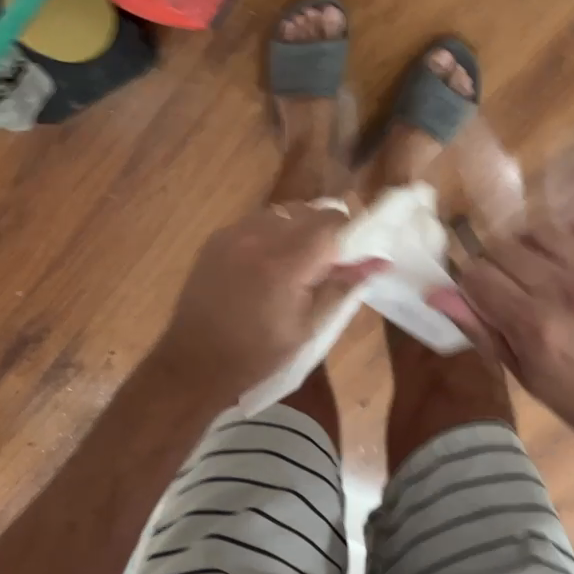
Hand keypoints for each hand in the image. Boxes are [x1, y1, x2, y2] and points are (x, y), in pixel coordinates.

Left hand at [153, 202, 387, 396]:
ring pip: (284, 211)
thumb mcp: (308, 327)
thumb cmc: (257, 355)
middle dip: (326, 229)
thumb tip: (379, 261)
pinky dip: (273, 232)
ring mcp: (234, 233)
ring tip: (298, 261)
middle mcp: (259, 238)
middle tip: (329, 261)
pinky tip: (268, 261)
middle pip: (309, 210)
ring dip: (299, 227)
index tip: (355, 253)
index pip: (332, 221)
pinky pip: (258, 220)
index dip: (351, 232)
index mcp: (286, 264)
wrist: (193, 363)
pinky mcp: (218, 237)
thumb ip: (342, 287)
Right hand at [428, 215, 573, 455]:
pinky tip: (567, 252)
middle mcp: (566, 294)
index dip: (471, 283)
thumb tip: (434, 292)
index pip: (477, 276)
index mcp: (535, 327)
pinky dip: (570, 230)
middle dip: (495, 264)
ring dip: (528, 244)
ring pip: (540, 229)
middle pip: (503, 248)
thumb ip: (478, 327)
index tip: (480, 294)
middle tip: (509, 285)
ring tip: (536, 266)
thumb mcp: (520, 372)